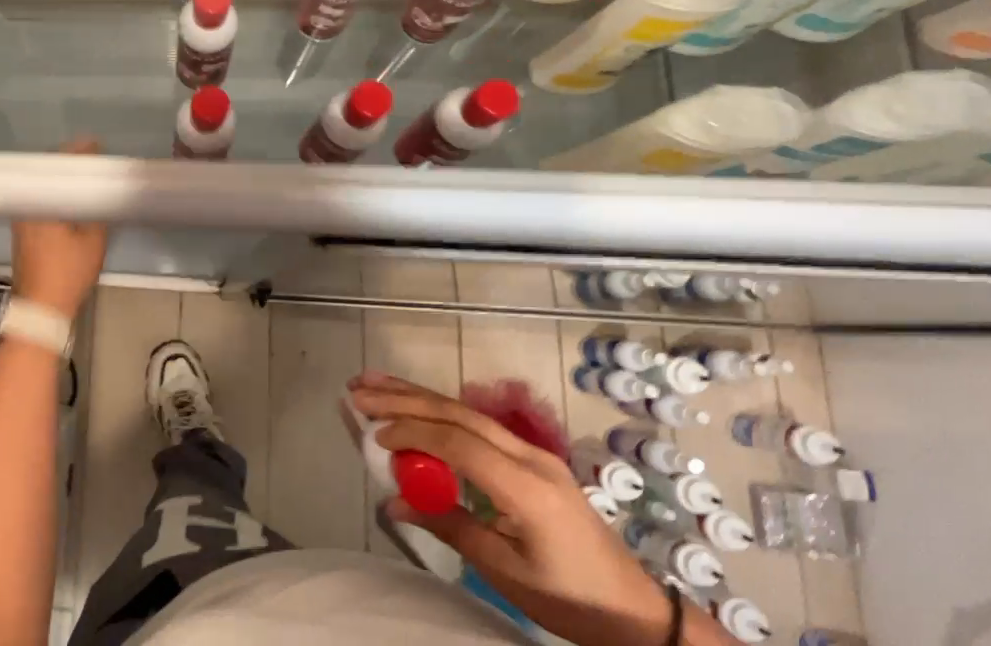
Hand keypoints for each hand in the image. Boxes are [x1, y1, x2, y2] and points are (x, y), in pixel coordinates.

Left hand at [8, 138, 108, 322]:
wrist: (40, 307)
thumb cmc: (68, 271)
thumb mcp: (94, 239)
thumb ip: (98, 209)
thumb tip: (104, 189)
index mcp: (42, 199)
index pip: (59, 162)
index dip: (79, 151)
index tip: (96, 145)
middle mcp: (26, 202)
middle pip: (46, 170)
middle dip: (68, 160)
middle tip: (92, 157)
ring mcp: (20, 215)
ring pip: (40, 183)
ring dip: (59, 175)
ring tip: (84, 173)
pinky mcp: (21, 228)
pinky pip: (37, 197)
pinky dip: (53, 191)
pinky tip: (69, 195)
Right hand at [346, 374, 710, 645]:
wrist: (634, 609)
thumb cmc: (569, 597)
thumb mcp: (505, 570)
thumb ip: (449, 526)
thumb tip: (392, 501)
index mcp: (526, 487)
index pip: (460, 443)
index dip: (413, 433)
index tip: (374, 436)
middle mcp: (530, 457)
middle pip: (458, 415)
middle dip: (404, 399)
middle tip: (357, 390)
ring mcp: (533, 453)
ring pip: (466, 412)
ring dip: (416, 396)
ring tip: (372, 382)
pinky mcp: (531, 458)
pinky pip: (477, 425)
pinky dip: (438, 411)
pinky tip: (412, 404)